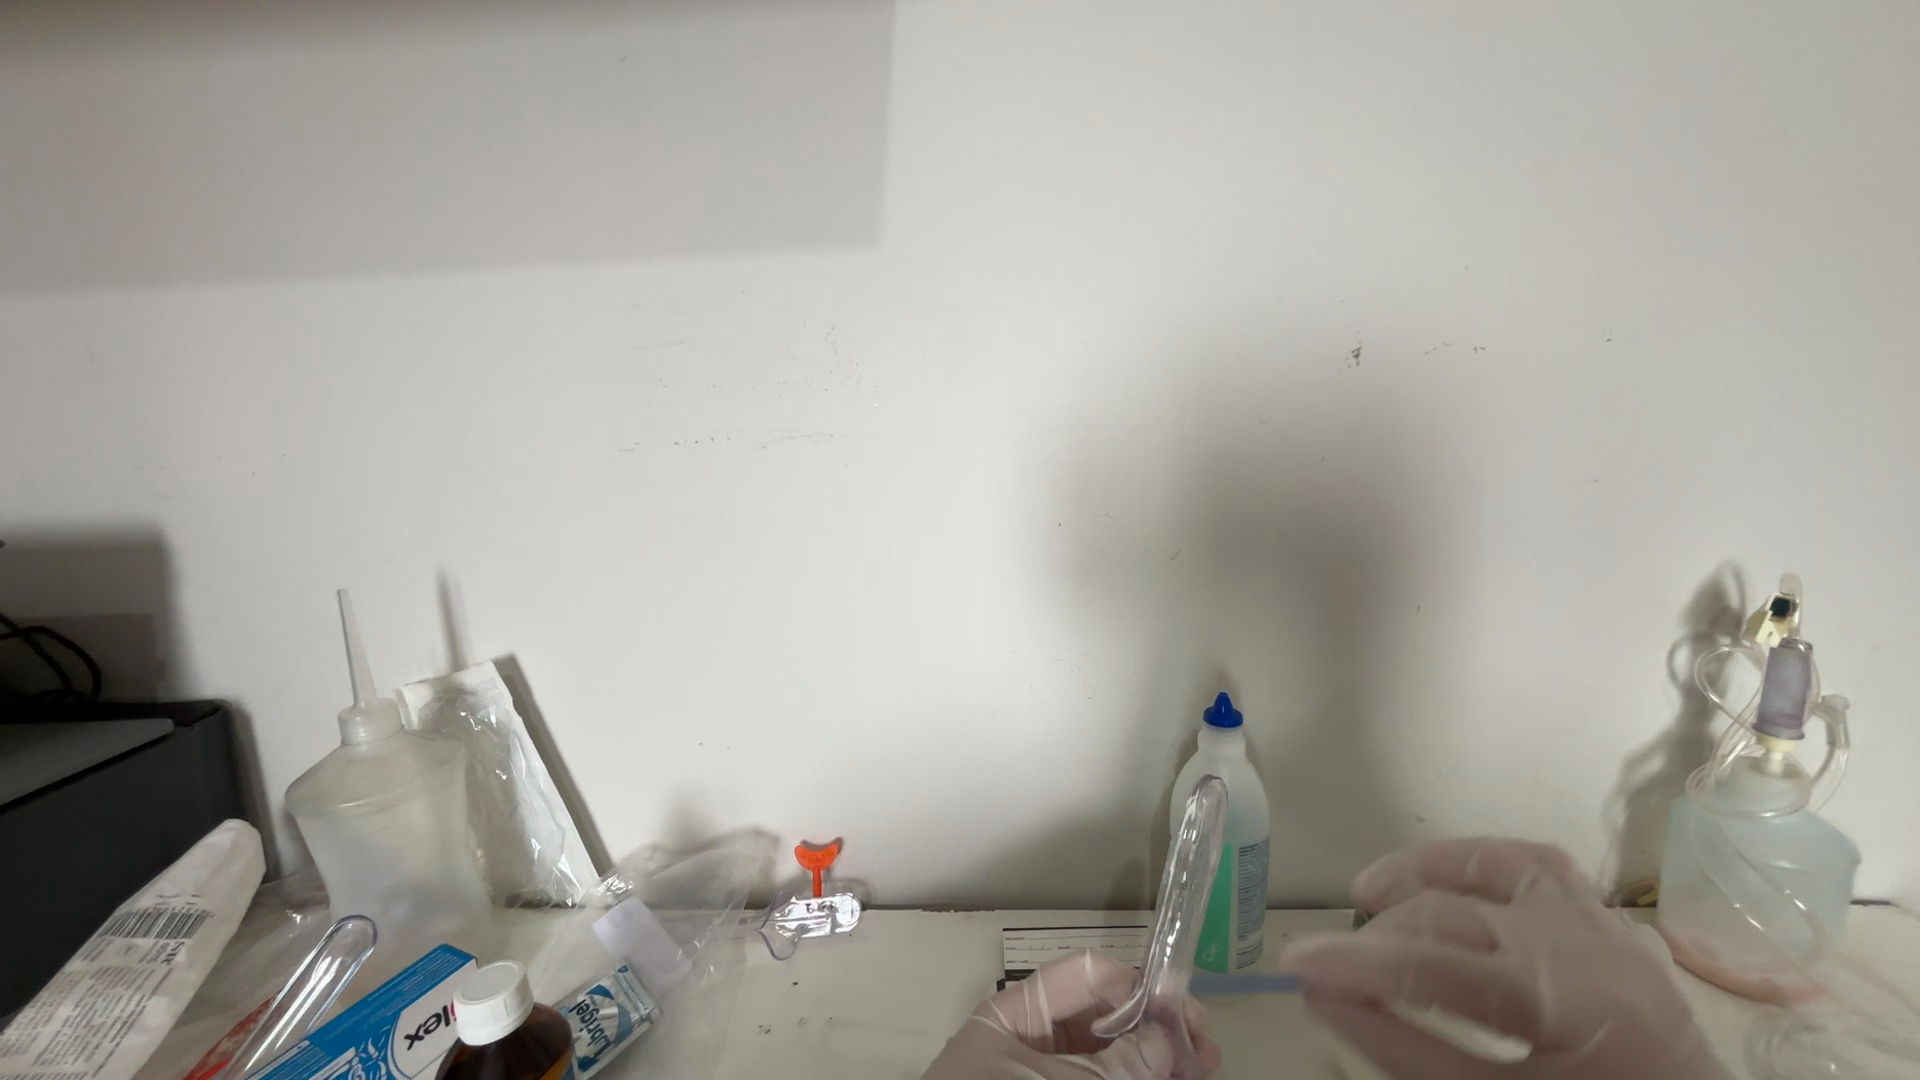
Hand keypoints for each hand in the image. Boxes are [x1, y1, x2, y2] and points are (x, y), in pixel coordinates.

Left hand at [920, 950, 1221, 1079]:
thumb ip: (1117, 1064)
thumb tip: (1166, 1035)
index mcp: (1019, 1014)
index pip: (1086, 975)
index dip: (1136, 985)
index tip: (1184, 1012)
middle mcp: (1035, 1040)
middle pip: (1104, 1017)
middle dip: (1156, 1025)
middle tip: (1205, 1048)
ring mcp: (1048, 1076)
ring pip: (1110, 1056)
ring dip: (1155, 1058)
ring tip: (1203, 1068)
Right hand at [1283, 838, 1732, 1079]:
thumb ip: (1405, 1052)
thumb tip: (1320, 998)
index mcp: (1572, 1004)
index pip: (1434, 968)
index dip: (1355, 964)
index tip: (1291, 966)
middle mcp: (1590, 947)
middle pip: (1452, 916)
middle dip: (1379, 940)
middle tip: (1328, 969)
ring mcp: (1609, 930)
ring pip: (1496, 863)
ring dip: (1425, 874)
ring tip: (1373, 897)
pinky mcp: (1615, 930)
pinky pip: (1544, 868)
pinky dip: (1486, 866)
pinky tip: (1451, 885)